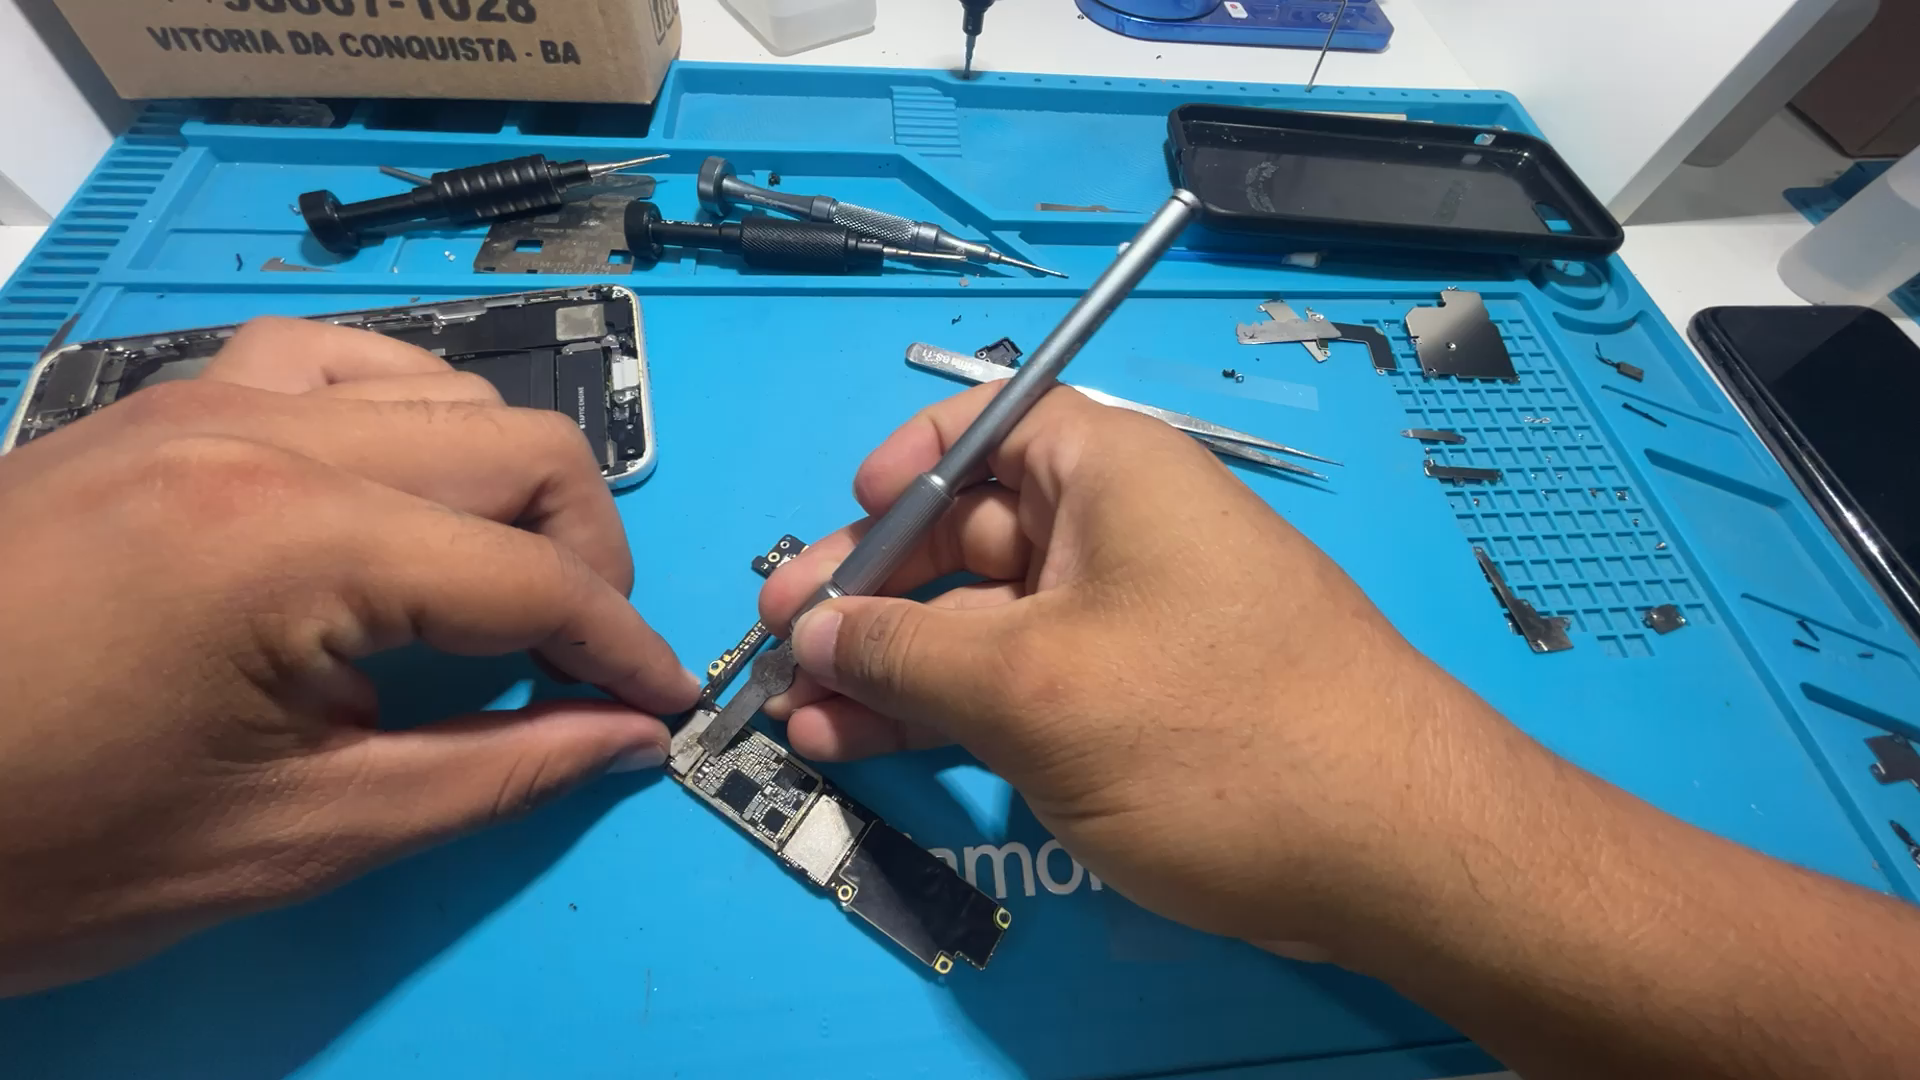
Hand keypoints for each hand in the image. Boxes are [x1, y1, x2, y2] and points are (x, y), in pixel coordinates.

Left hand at [0, 318, 698, 995]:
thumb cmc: (27, 844)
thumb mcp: (298, 837)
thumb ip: (504, 774)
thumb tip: (633, 737)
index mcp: (296, 544)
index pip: (540, 582)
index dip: (627, 648)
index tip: (666, 700)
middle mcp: (276, 434)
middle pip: (539, 457)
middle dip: (593, 563)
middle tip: (573, 651)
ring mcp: (224, 396)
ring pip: (474, 399)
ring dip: (524, 495)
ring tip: (501, 580)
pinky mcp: (186, 395)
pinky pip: (369, 363)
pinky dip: (434, 423)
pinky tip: (419, 489)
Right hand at [758, 383, 1534, 949]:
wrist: (1391, 858)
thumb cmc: (1210, 728)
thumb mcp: (1033, 684)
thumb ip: (907, 650)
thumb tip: (813, 630)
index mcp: (1108, 475)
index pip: (992, 424)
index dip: (910, 461)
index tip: (850, 508)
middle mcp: (1109, 532)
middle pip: (963, 534)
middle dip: (869, 587)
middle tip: (783, 635)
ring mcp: (1110, 621)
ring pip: (973, 622)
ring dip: (885, 663)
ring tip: (798, 709)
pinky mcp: (1113, 697)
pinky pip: (1004, 682)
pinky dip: (935, 707)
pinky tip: (856, 738)